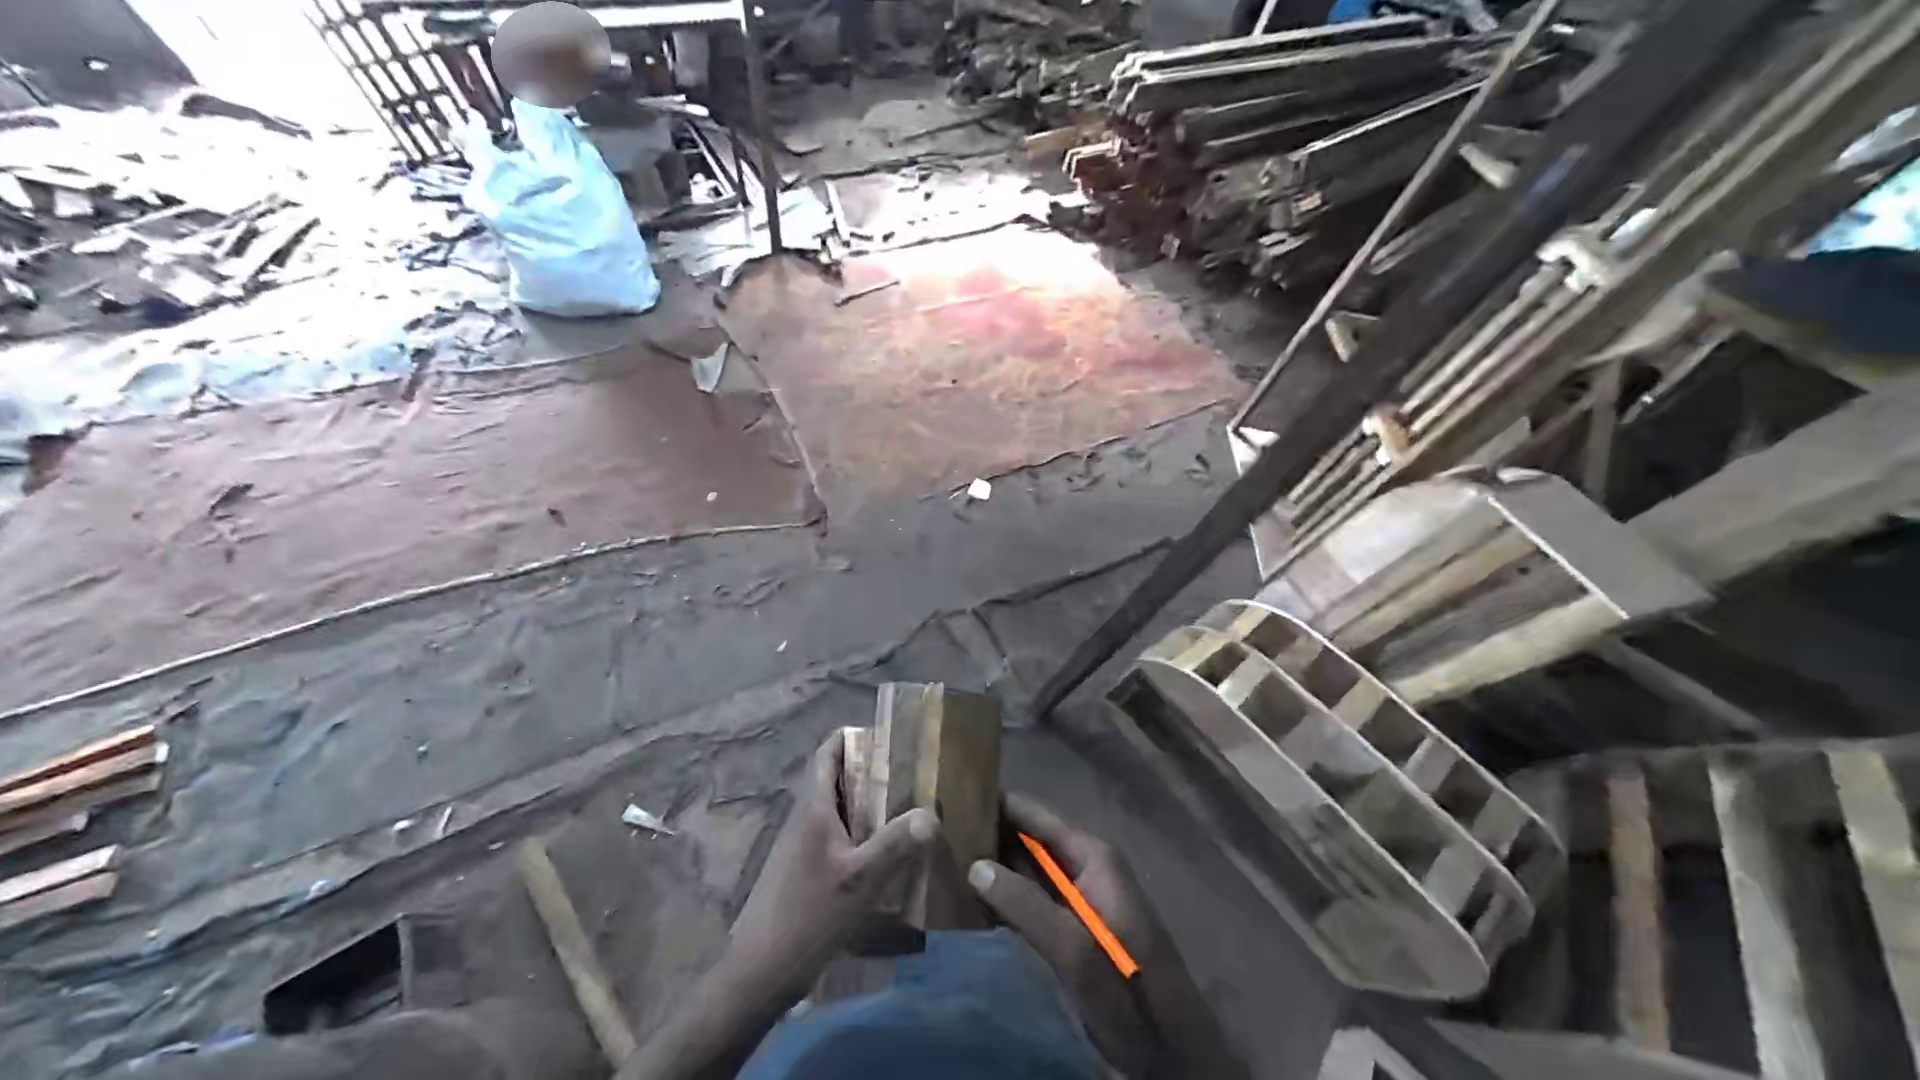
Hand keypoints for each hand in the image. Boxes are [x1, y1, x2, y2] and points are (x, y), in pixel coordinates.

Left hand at [725, 730, 938, 1004]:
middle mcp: (805, 819)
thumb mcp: (860, 879)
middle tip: (911, 773)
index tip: (888, 736)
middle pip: (836, 779)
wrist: (761, 971)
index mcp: (813, 808)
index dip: (852, 737)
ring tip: (908, 807)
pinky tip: (886, 852)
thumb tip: (931, 813)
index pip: (827, 753)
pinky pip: (838, 836)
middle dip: (870, 771)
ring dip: (867, 804)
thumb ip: (895, 843)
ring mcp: (803, 846)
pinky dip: (861, 832)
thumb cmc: (809, 914)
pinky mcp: (806, 871)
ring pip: (838, 809)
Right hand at [967, 794, 1248, 1079]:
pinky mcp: (1073, 922)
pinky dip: (1002, 895)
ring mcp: (1080, 893)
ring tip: (939, 863)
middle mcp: (1085, 863)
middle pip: (1026, 836)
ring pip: (1025, 866)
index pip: (1031, 812)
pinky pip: (1030, 895)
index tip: (946, 802)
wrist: (1174, 1050)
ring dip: (989, 865)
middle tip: (933, 839)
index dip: (991, 804)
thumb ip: (1027, 907)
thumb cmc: (1130, 993)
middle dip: (985, 835)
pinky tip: (967, 902)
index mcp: (1091, 855)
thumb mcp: (1077, 952)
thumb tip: (974, 864)